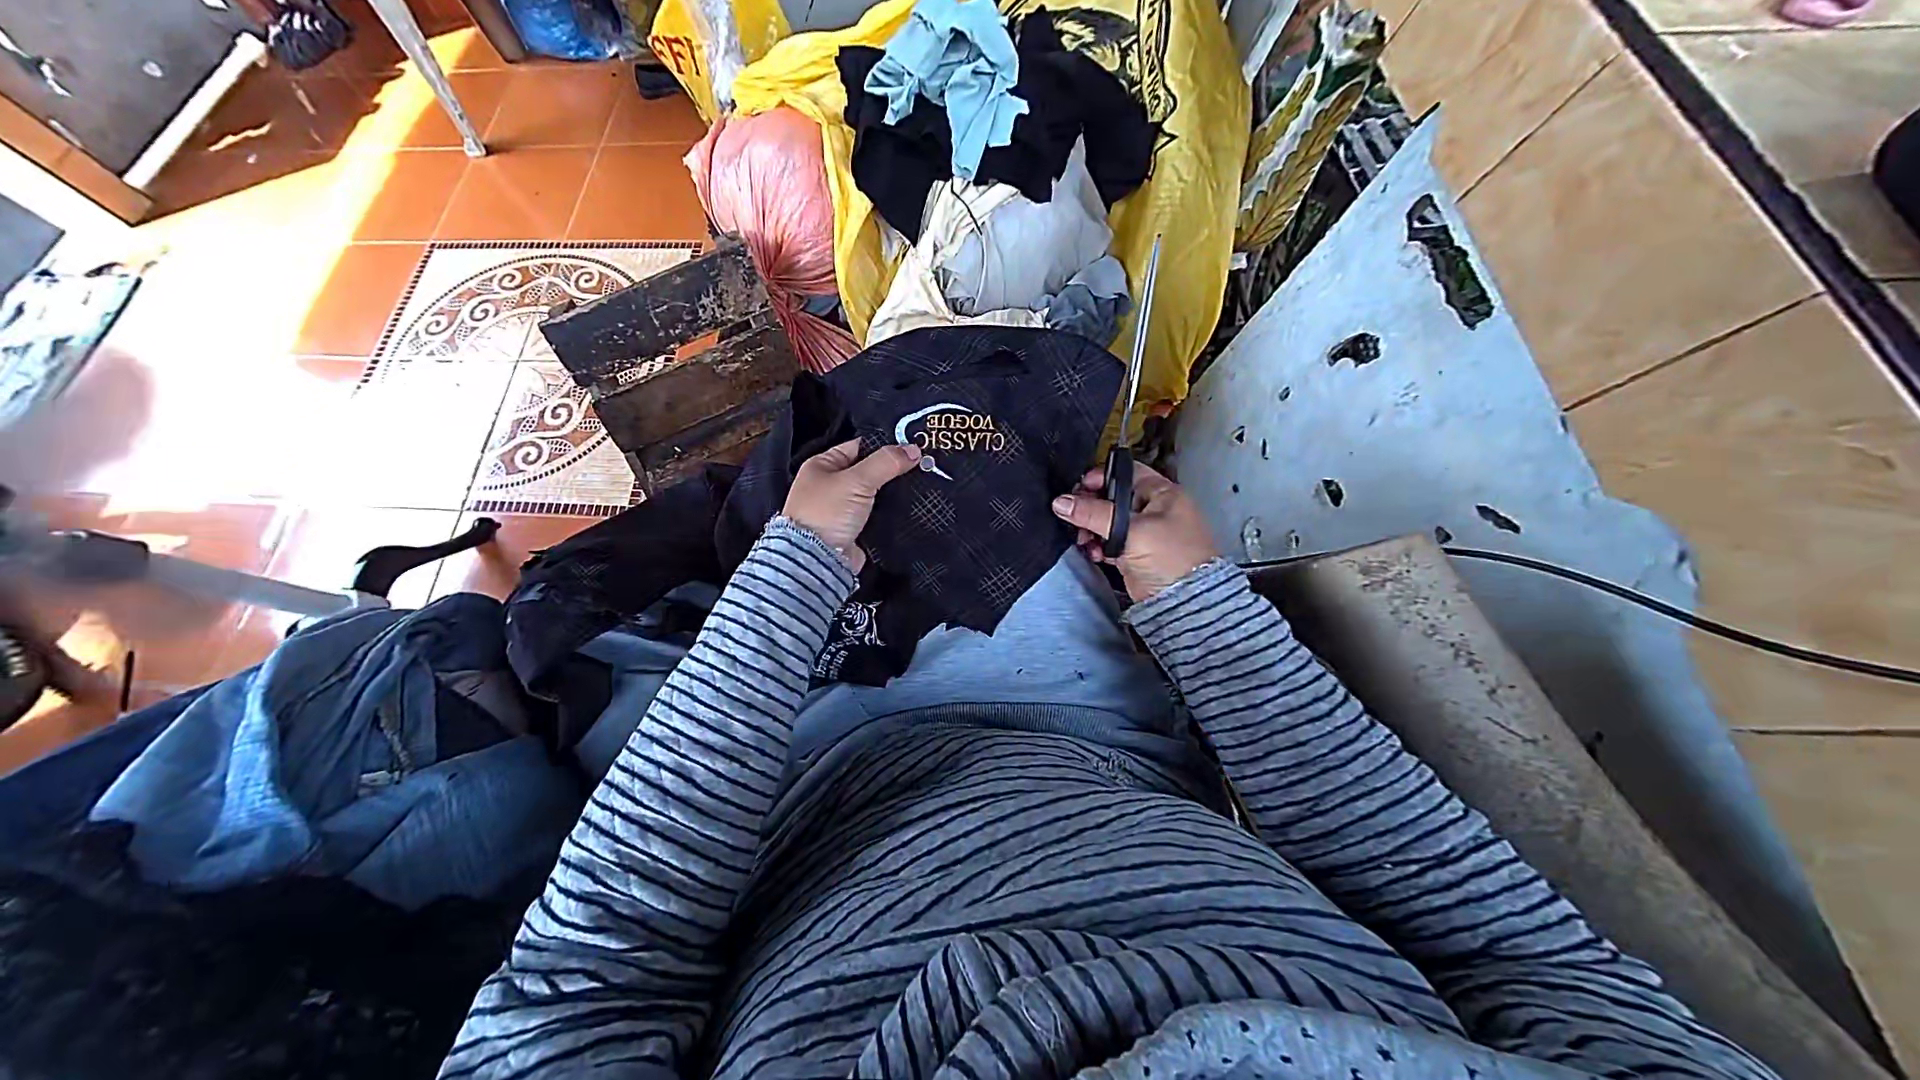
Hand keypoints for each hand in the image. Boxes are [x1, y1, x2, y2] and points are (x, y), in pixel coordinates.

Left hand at [783, 439, 922, 571]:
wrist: (818, 560)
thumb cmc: (823, 515)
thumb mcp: (856, 480)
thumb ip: (885, 463)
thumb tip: (911, 450)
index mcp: (822, 466)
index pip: (858, 447)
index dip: (883, 446)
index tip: (909, 446)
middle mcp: (830, 486)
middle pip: (868, 471)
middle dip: (890, 471)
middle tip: (918, 465)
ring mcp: (842, 509)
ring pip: (874, 495)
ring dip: (891, 494)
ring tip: (917, 486)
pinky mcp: (853, 530)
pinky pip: (876, 516)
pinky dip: (889, 514)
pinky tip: (907, 509)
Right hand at [1050, 462, 1217, 600]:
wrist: (1183, 601)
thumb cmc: (1172, 558)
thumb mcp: (1132, 530)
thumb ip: (1095, 514)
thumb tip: (1063, 502)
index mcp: (1161, 494)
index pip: (1125, 473)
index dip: (1101, 477)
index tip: (1079, 488)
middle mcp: (1152, 509)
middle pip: (1111, 497)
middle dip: (1090, 506)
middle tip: (1075, 515)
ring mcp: (1142, 532)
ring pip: (1106, 521)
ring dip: (1090, 528)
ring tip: (1083, 538)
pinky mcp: (1133, 552)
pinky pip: (1107, 542)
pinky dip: (1097, 546)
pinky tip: (1093, 552)